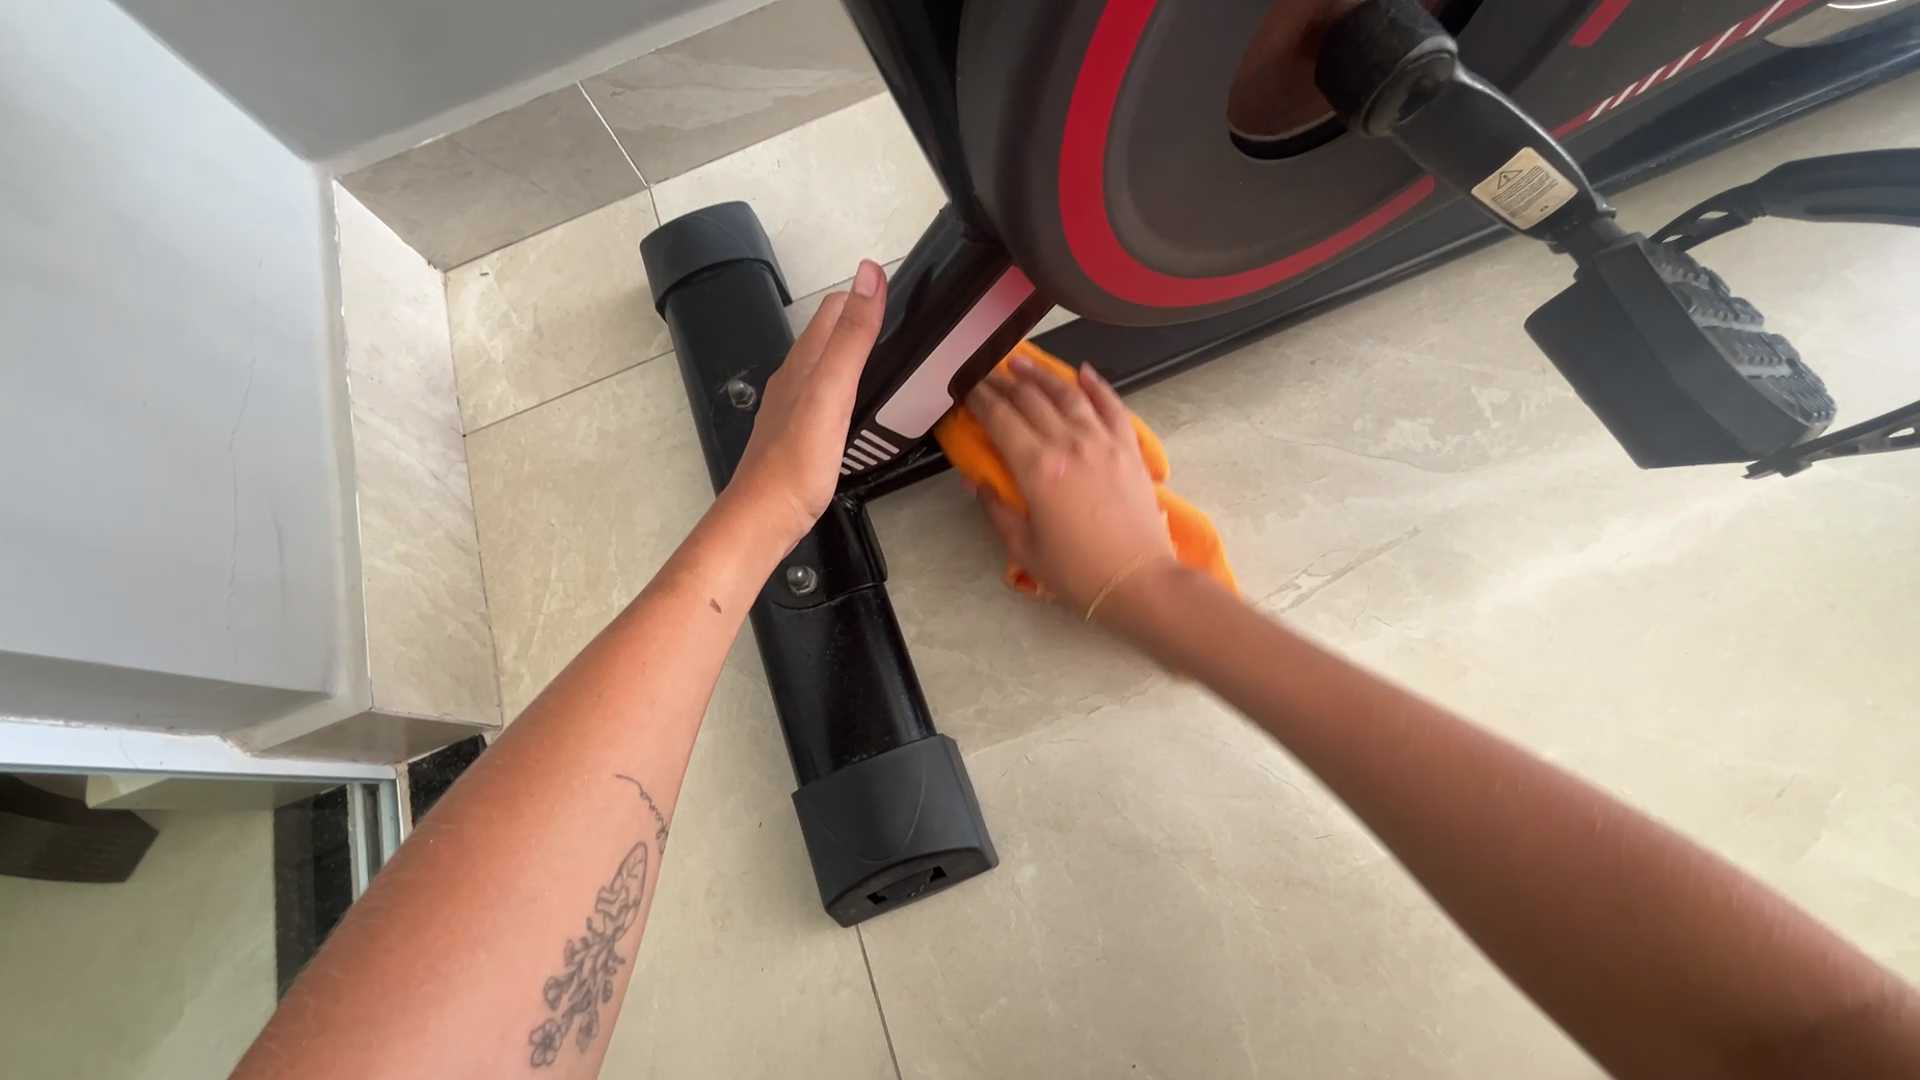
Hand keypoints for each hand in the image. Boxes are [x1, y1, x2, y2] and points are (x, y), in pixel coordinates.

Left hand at [726, 260, 886, 550]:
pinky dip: (845, 388)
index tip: (900, 292)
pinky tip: (856, 405)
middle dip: (861, 319)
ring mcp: (793, 409)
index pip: (835, 309)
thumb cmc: (798, 461)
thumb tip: (870, 275)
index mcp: (803, 363)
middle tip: (899, 322)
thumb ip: (853, 337)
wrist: (766, 517)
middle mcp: (794, 379)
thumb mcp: (832, 391)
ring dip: (852, 353)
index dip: (866, 295)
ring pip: (825, 366)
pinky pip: (824, 398)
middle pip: (829, 335)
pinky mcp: (798, 436)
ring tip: (884, 357)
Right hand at [966, 356, 1173, 613]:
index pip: (1000, 418)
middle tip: (986, 376)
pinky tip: (1083, 373)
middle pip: (1030, 399)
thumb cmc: (1077, 571)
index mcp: (1037, 468)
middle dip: (1003, 383)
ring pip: (1068, 394)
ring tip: (1022, 363)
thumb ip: (997, 509)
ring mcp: (1103, 442)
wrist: (1139, 580)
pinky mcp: (1129, 449)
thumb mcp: (1024, 548)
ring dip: (1041, 375)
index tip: (966, 390)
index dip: (979, 399)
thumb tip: (976, 481)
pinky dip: (1097, 386)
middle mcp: (1069, 443)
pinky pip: (1112, 406)